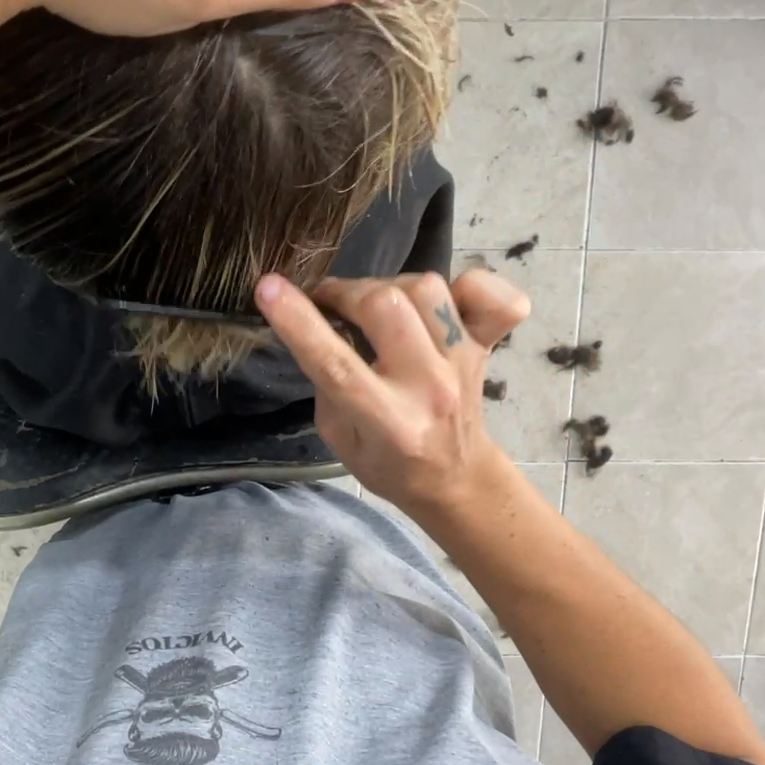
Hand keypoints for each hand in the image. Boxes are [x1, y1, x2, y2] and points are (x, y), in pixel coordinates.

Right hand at [254, 269, 530, 518]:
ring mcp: (464, 363)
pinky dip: (470, 285)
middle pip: (386, 308)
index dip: (298, 321)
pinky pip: (496, 297)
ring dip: (390, 288)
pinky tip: (442, 300)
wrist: (454, 479)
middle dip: (346, 293)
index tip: (268, 288)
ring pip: (427, 289)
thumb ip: (329, 383)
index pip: (335, 363)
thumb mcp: (338, 438)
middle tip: (330, 304)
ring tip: (376, 305)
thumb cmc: (385, 462)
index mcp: (387, 422)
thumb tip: (319, 324)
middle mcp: (429, 388)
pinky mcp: (488, 346)